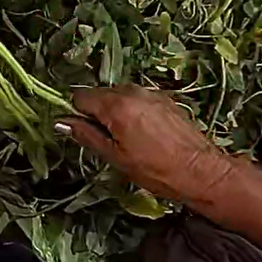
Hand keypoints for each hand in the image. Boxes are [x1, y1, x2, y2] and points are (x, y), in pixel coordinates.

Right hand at [60, 85, 244, 213]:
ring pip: (119, 96)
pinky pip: (138, 99)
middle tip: (106, 140)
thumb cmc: (154, 169)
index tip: (81, 131)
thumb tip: (61, 122)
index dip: (76, 113)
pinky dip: (133, 111)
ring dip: (116, 112)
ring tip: (127, 140)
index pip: (80, 96)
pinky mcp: (165, 98)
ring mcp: (150, 92)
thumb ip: (86, 135)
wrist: (200, 170)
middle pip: (100, 94)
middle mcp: (132, 91)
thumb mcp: (115, 156)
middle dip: (97, 113)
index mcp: (116, 104)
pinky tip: (144, 134)